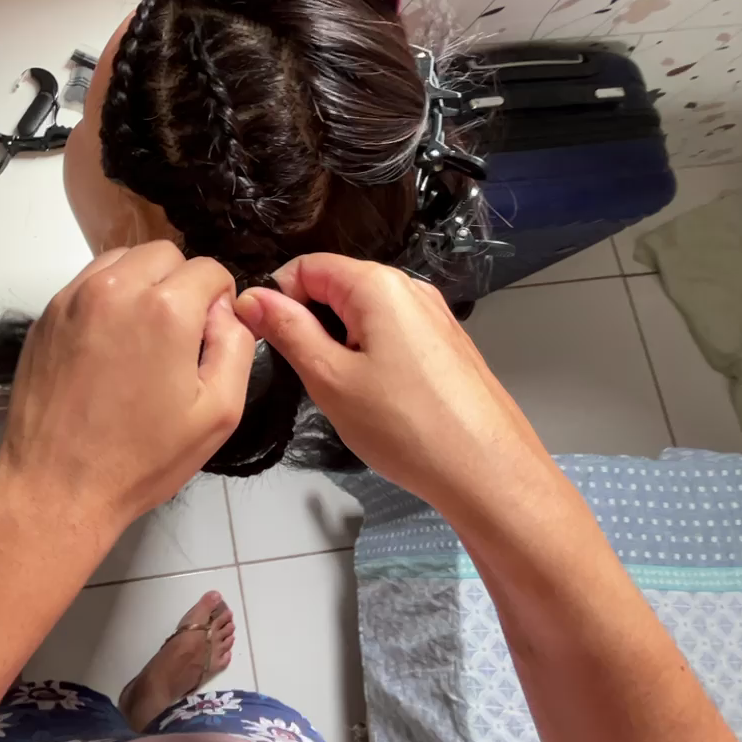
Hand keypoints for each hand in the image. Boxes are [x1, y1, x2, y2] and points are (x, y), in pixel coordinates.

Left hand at [0, 242, 254, 533]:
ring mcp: (74, 297)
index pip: (209, 269)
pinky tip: (109, 343)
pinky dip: (108, 296)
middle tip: (179, 334)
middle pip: (165, 253)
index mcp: (165, 309)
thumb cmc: (141, 458)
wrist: (56, 486)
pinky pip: (89, 281)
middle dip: (182, 283)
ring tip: (143, 335)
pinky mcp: (47, 313)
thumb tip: (226, 311)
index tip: (210, 335)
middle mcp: (116, 288)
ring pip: (124, 259)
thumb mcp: (219, 411)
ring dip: (143, 283)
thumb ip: (236, 345)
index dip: (219, 300)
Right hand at [233, 253, 550, 510]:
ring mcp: (433, 316)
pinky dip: (366, 354)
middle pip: (335, 285)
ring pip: (361, 313)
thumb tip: (250, 297)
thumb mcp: (329, 378)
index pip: (306, 266)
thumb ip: (286, 330)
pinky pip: (389, 333)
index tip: (262, 338)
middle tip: (300, 372)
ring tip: (337, 389)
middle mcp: (409, 288)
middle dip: (305, 320)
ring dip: (335, 341)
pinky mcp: (445, 344)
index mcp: (378, 284)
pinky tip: (372, 396)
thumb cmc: (406, 426)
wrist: (490, 475)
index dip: (275, 297)